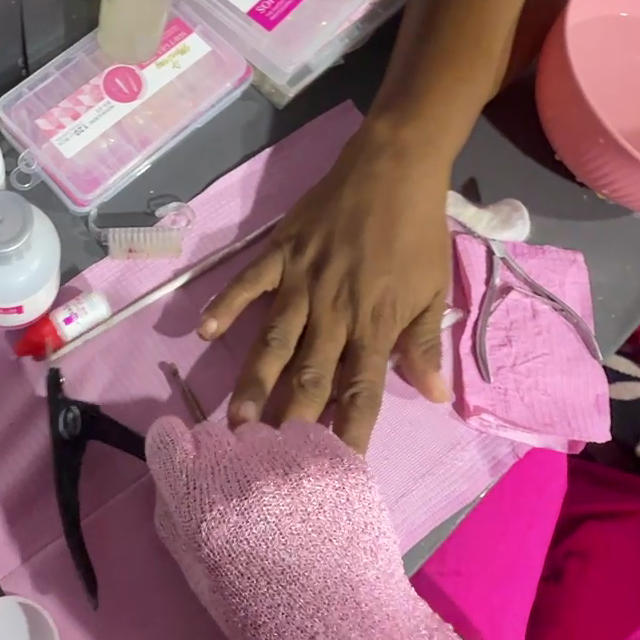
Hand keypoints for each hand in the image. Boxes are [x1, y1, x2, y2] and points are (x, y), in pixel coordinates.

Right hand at [148, 416, 467, 639]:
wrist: (348, 633)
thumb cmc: (263, 614)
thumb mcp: (197, 571)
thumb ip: (176, 512)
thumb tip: (177, 469)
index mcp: (198, 502)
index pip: (166, 435)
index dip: (181, 454)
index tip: (196, 473)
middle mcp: (240, 470)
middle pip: (215, 432)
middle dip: (224, 460)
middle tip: (250, 502)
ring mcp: (291, 457)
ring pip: (263, 432)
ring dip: (267, 457)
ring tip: (291, 506)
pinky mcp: (335, 455)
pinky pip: (304, 434)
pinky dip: (305, 456)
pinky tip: (318, 497)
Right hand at [200, 117, 455, 450]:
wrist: (393, 169)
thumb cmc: (416, 232)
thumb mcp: (433, 289)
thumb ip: (424, 343)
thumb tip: (433, 396)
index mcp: (375, 323)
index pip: (359, 390)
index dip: (347, 431)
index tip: (333, 470)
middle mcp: (334, 311)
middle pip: (308, 375)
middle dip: (288, 421)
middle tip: (264, 461)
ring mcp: (302, 282)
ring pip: (275, 341)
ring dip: (254, 382)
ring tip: (234, 420)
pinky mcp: (279, 253)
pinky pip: (248, 284)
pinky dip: (227, 306)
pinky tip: (205, 332)